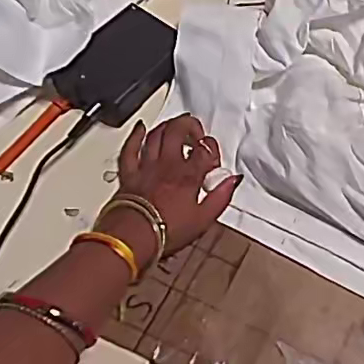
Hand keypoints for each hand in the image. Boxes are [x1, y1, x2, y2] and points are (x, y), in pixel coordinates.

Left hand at [109, 114, 241, 266]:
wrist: (133, 237)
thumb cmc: (166, 231)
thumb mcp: (203, 219)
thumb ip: (221, 196)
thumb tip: (233, 180)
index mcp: (188, 175)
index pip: (205, 149)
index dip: (212, 148)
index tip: (213, 158)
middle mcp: (167, 165)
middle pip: (178, 130)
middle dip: (189, 125)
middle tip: (195, 131)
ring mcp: (146, 166)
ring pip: (156, 134)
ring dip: (167, 126)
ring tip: (175, 126)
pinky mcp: (129, 173)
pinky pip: (131, 148)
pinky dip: (136, 135)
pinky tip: (140, 128)